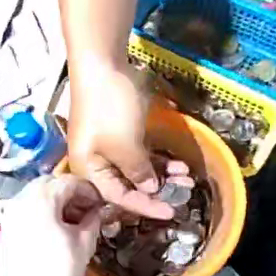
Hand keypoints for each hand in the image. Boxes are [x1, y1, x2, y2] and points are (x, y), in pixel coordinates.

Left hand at [0, 173, 100, 275]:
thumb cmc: (58, 271)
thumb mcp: (84, 243)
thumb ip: (93, 220)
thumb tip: (99, 211)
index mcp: (42, 196)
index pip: (70, 182)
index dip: (90, 191)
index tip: (102, 205)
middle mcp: (22, 198)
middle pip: (50, 184)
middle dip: (71, 194)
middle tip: (88, 211)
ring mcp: (11, 213)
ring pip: (37, 196)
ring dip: (57, 203)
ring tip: (74, 223)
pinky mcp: (6, 228)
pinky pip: (27, 210)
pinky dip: (43, 213)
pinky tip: (56, 231)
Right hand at [65, 66, 172, 219]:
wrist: (102, 63)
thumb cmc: (109, 110)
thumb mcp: (126, 146)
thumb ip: (139, 172)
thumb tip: (149, 190)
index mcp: (89, 172)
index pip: (119, 199)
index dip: (145, 207)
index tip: (171, 212)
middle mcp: (96, 164)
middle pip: (127, 186)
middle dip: (156, 191)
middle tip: (183, 194)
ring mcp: (107, 147)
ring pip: (136, 170)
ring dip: (161, 175)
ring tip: (186, 177)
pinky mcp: (119, 133)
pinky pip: (139, 154)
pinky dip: (157, 159)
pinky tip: (177, 163)